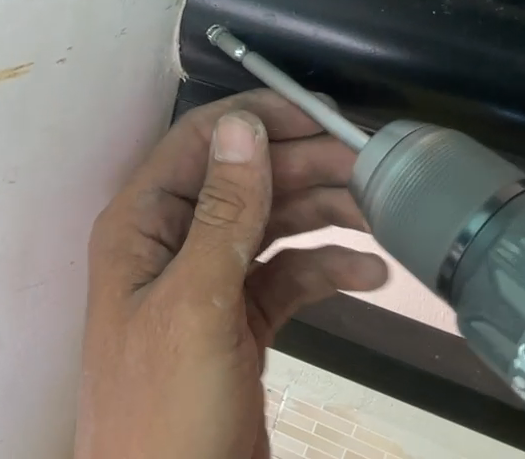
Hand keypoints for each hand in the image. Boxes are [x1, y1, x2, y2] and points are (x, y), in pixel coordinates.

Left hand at [75, 91, 389, 458]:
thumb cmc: (165, 412)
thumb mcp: (197, 304)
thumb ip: (223, 213)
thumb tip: (242, 126)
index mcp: (142, 222)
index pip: (202, 143)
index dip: (259, 119)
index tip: (322, 112)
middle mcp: (171, 241)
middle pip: (243, 180)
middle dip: (304, 167)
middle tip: (372, 165)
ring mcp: (206, 281)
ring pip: (269, 225)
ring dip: (322, 213)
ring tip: (382, 212)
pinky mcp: (238, 322)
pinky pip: (285, 277)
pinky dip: (324, 270)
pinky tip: (369, 274)